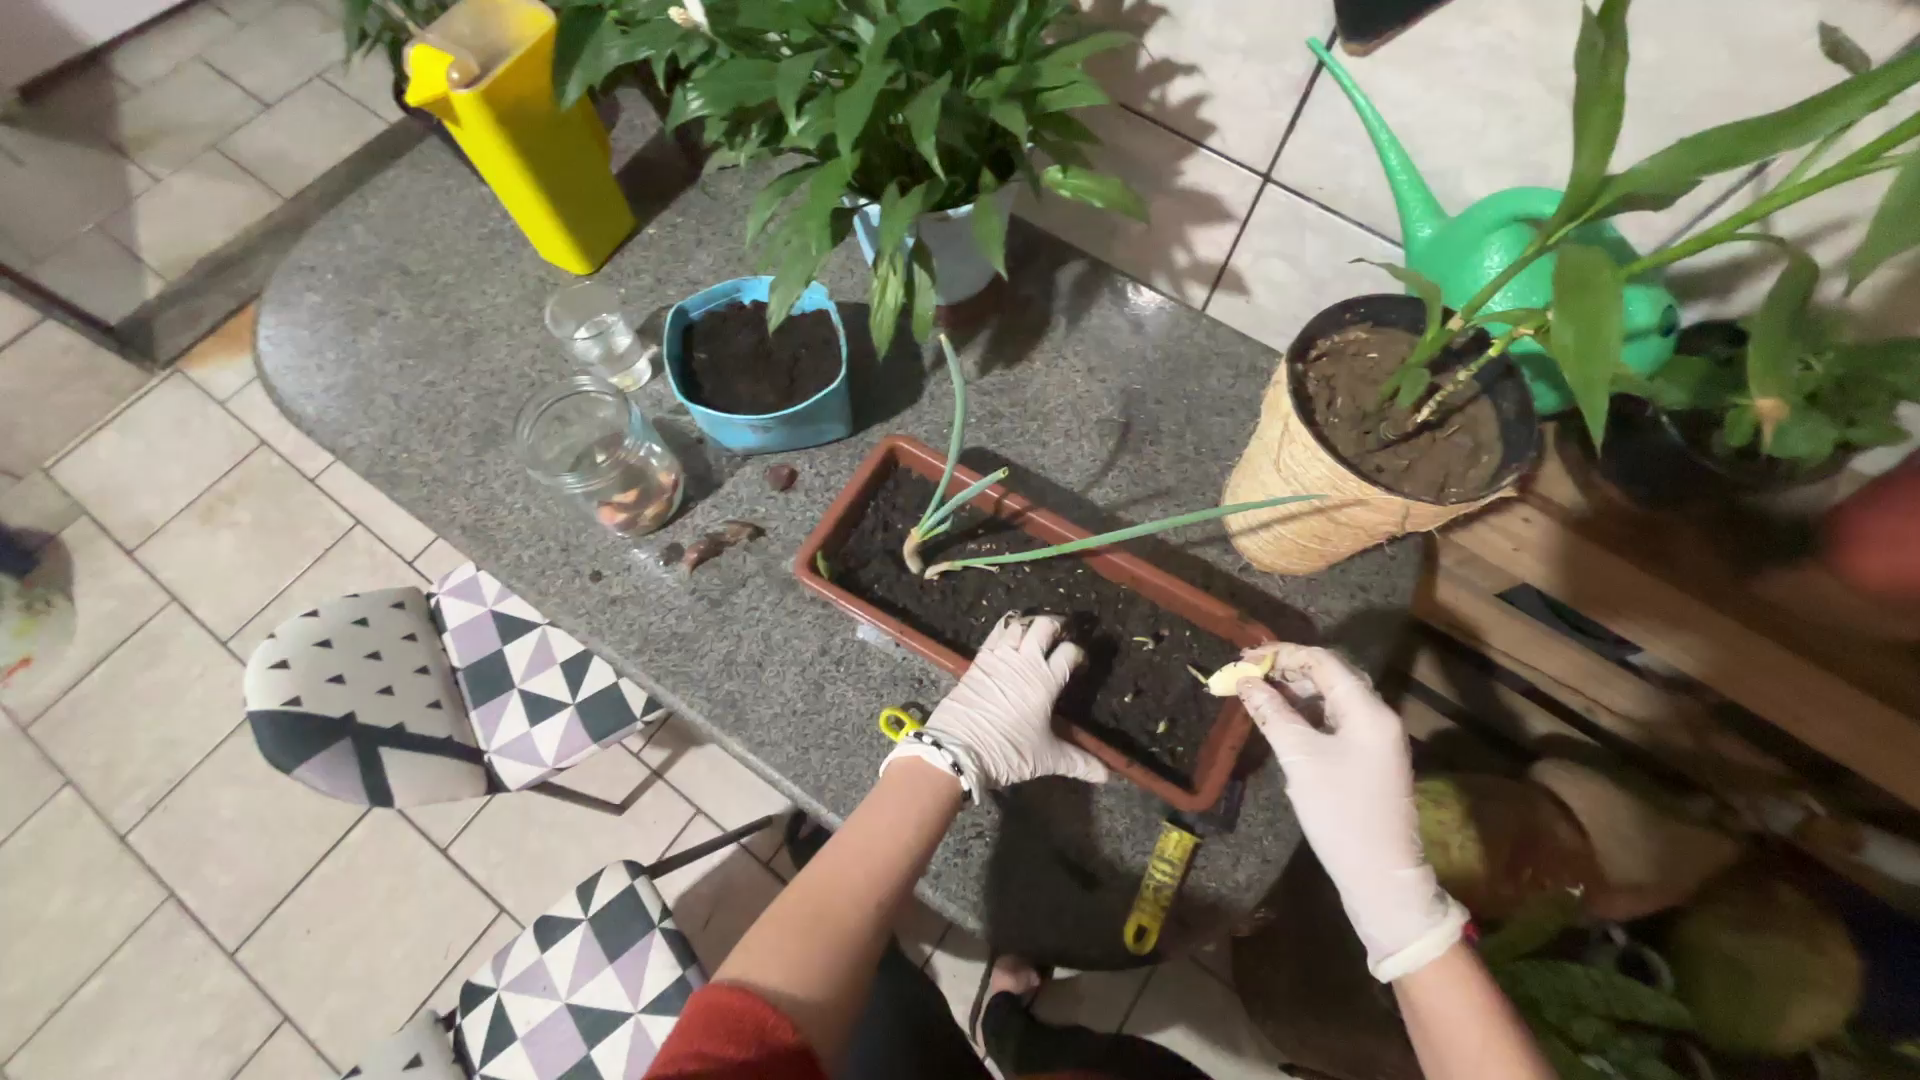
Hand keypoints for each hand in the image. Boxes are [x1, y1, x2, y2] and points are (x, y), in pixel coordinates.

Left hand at [882, 612, 1109, 795]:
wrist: (958, 749)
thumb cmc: (1007, 750)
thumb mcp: (1047, 758)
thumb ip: (1079, 761)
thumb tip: (1107, 776)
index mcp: (1045, 680)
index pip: (1070, 652)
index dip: (1079, 653)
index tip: (1080, 662)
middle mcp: (1024, 661)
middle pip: (1044, 626)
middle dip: (1057, 624)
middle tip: (1062, 631)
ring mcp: (999, 657)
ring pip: (1018, 624)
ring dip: (1030, 622)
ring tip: (1036, 627)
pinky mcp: (978, 660)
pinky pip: (995, 633)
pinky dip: (1005, 627)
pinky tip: (1009, 631)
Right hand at [1237, 643, 1466, 981]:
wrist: (1380, 874)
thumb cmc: (1339, 811)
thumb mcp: (1299, 757)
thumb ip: (1271, 712)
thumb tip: (1244, 682)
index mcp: (1367, 709)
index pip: (1322, 661)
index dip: (1281, 654)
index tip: (1243, 659)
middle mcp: (1377, 716)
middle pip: (1328, 675)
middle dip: (1285, 670)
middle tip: (1246, 675)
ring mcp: (1374, 738)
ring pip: (1330, 698)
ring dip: (1294, 691)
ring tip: (1257, 694)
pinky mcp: (1367, 757)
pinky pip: (1333, 719)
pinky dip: (1305, 713)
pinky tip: (1281, 720)